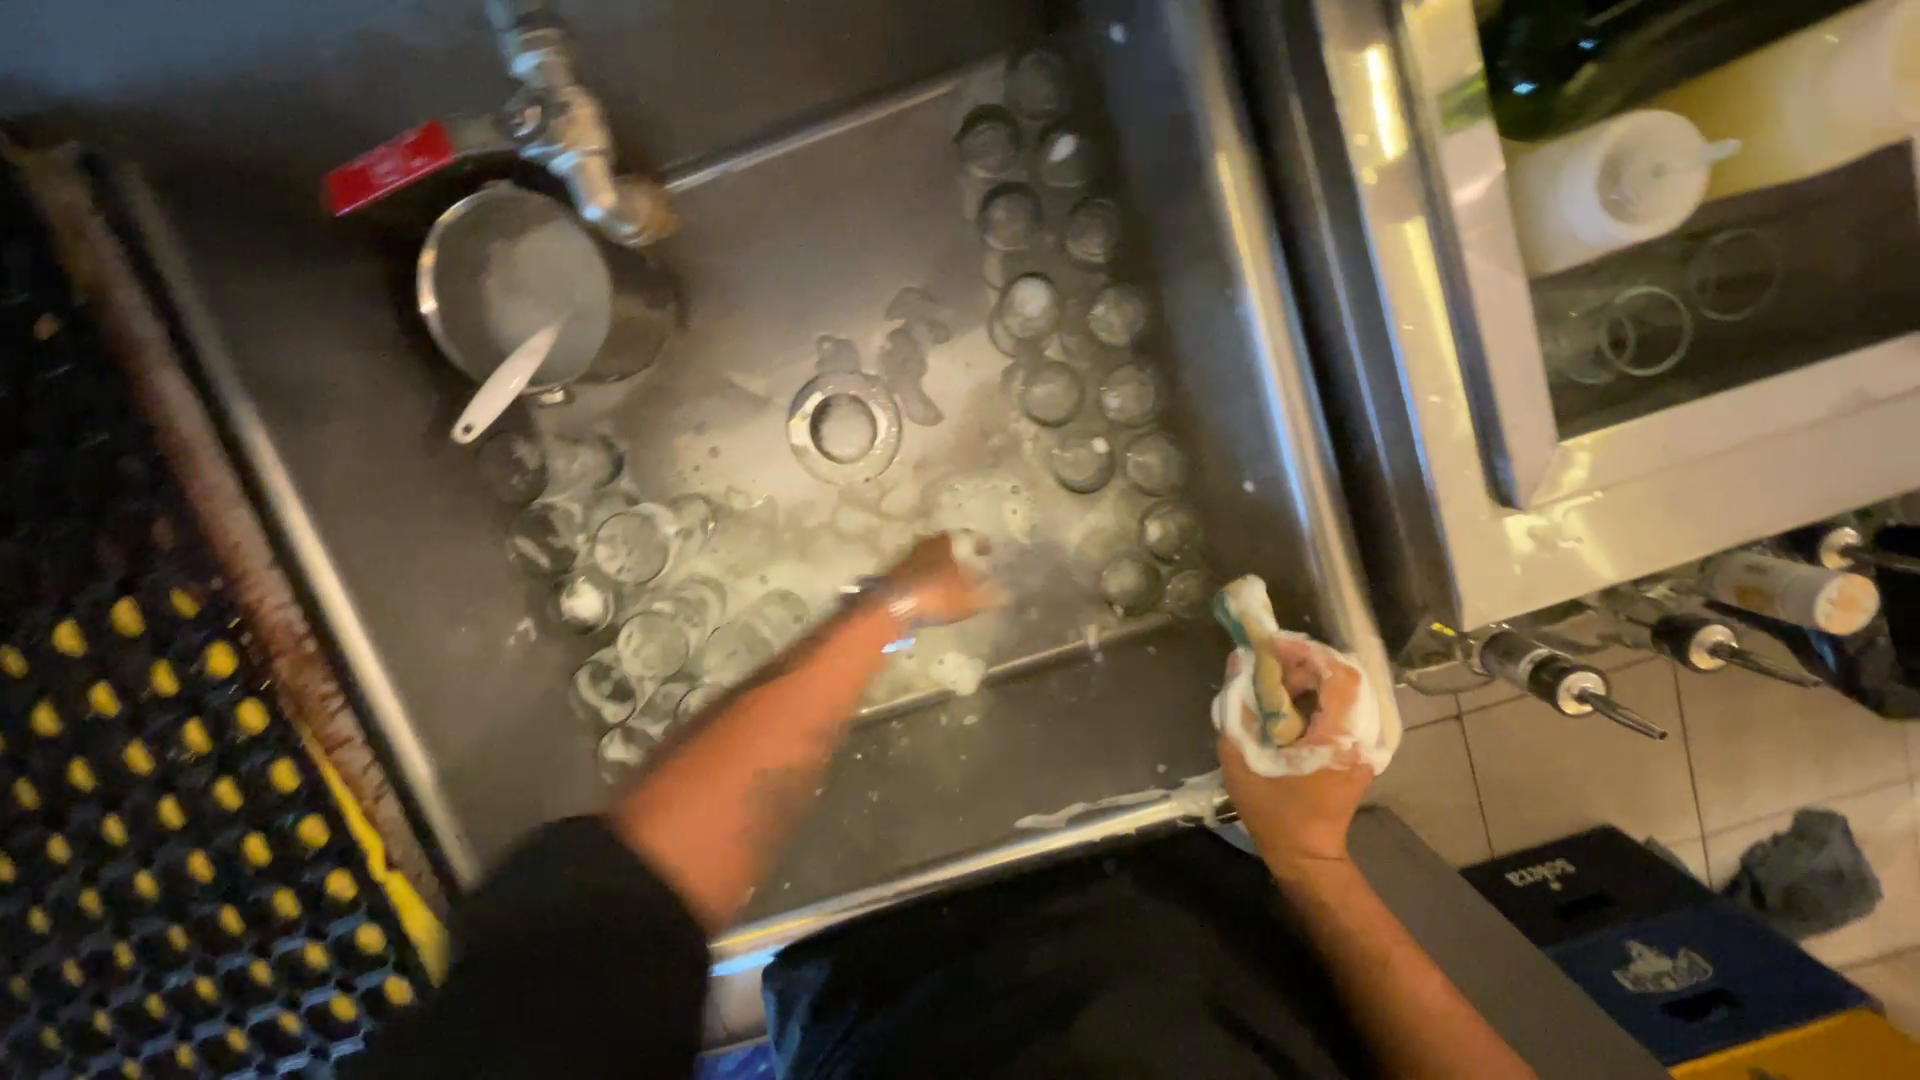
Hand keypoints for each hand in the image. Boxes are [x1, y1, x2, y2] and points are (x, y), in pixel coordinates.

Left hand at [880, 533, 996, 623]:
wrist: (894, 605)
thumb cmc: (938, 595)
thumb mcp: (971, 598)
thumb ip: (990, 594)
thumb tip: (1007, 593)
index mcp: (950, 540)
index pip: (972, 537)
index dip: (983, 545)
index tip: (991, 552)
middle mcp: (930, 541)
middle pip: (951, 545)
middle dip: (962, 555)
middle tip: (974, 566)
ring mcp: (911, 555)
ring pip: (934, 556)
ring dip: (944, 566)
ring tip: (955, 579)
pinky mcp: (898, 571)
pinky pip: (921, 570)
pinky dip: (931, 576)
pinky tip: (935, 589)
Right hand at [1219, 638, 1371, 871]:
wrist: (1307, 853)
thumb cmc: (1272, 811)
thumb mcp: (1241, 759)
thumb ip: (1238, 707)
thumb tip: (1238, 662)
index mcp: (1339, 741)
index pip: (1340, 676)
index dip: (1307, 652)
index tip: (1271, 646)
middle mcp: (1364, 738)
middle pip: (1347, 676)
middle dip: (1306, 662)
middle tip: (1271, 666)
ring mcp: (1369, 744)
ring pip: (1349, 687)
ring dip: (1312, 676)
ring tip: (1277, 684)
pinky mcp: (1363, 748)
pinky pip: (1348, 704)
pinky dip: (1319, 693)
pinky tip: (1291, 702)